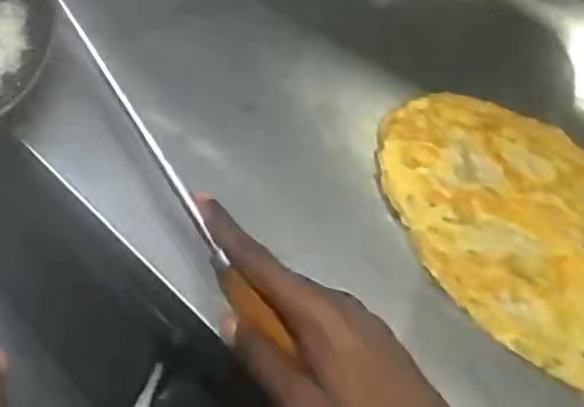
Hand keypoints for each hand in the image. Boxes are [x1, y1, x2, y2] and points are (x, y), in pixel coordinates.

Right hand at [201, 196, 447, 406]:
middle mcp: (340, 302)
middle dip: (251, 282)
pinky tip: (309, 354)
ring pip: (305, 301)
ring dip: (279, 308)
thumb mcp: (305, 406)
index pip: (260, 261)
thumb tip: (227, 317)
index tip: (203, 197)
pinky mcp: (381, 339)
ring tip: (268, 337)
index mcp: (318, 311)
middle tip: (226, 296)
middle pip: (281, 281)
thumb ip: (264, 359)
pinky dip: (305, 322)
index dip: (227, 231)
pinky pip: (328, 317)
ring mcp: (365, 318)